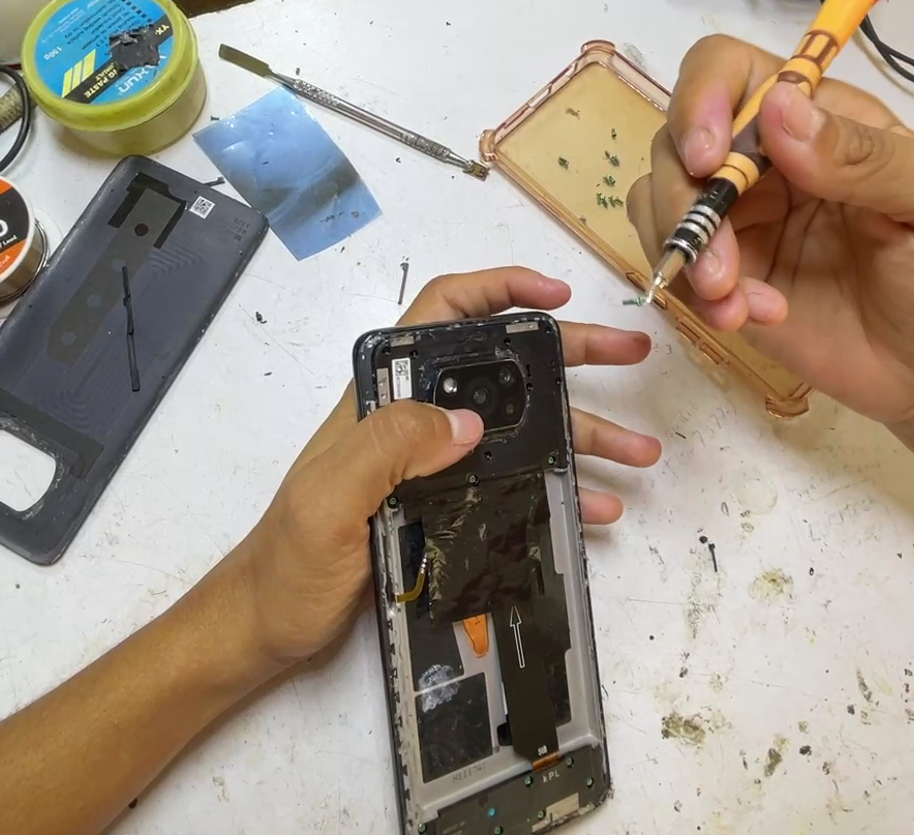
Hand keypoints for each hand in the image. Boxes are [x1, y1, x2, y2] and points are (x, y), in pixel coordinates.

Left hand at [227, 267, 660, 667]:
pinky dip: (561, 491)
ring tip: (642, 452)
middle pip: (504, 367)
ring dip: (584, 433)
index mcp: (385, 394)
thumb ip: (389, 446)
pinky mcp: (449, 506)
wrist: (271, 623)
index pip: (444, 312)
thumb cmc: (289, 558)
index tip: (559, 297)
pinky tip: (598, 507)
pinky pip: (517, 486)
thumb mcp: (331, 497)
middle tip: (632, 353)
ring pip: (523, 430)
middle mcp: (418, 417)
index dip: (501, 290)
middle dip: (572, 353)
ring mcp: (437, 462)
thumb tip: (470, 420)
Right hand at [628, 35, 913, 426]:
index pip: (732, 73)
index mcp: (825, 123)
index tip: (706, 159)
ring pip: (657, 200)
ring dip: (684, 251)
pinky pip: (672, 261)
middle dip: (683, 203)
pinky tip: (746, 318)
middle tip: (720, 269)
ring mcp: (741, 220)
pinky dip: (692, 292)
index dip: (701, 98)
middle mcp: (768, 162)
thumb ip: (874, 156)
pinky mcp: (723, 274)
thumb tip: (778, 106)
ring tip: (734, 302)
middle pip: (677, 142)